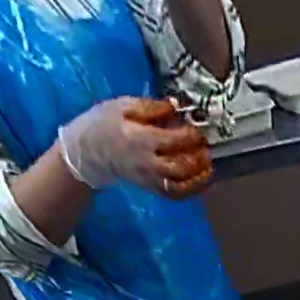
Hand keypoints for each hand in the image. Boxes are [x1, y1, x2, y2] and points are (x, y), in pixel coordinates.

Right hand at [57, 97, 212, 197]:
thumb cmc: (106, 124)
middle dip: (199, 155)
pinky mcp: (155, 190)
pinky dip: (196, 188)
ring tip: (209, 161)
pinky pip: (180, 193)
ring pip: (184, 182)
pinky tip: (205, 178)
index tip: (199, 128)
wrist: (89, 151)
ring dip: (201, 173)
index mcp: (140, 139)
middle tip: (207, 145)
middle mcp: (149, 163)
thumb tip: (176, 105)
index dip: (191, 134)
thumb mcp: (122, 106)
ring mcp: (153, 180)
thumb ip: (151, 107)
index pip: (173, 139)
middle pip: (182, 164)